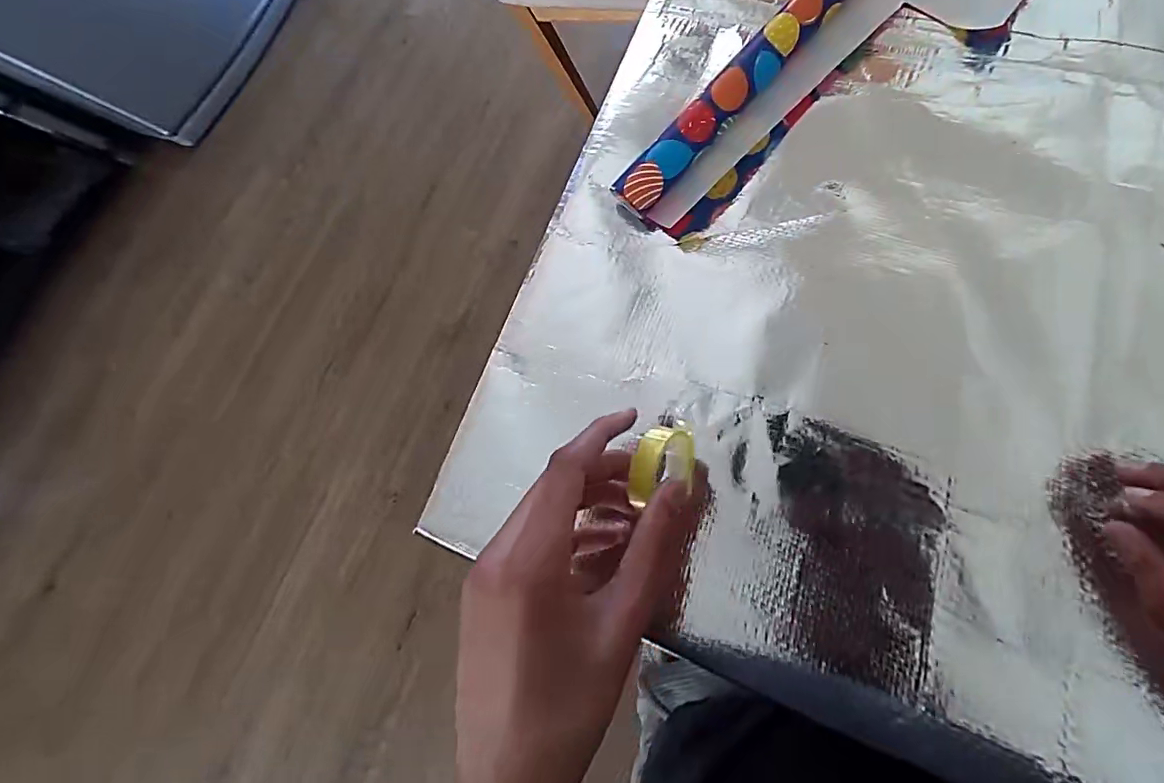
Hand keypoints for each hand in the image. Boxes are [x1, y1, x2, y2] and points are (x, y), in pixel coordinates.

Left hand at [457, 410, 701, 782]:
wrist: (506, 780)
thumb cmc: (569, 702)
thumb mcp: (622, 620)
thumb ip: (652, 546)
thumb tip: (678, 486)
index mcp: (526, 558)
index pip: (563, 470)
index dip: (601, 435)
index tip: (636, 416)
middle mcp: (496, 556)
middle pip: (554, 488)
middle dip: (604, 474)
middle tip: (650, 481)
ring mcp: (485, 576)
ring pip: (543, 514)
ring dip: (590, 505)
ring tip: (636, 520)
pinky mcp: (486, 595)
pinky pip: (532, 543)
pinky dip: (571, 534)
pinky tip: (606, 555)